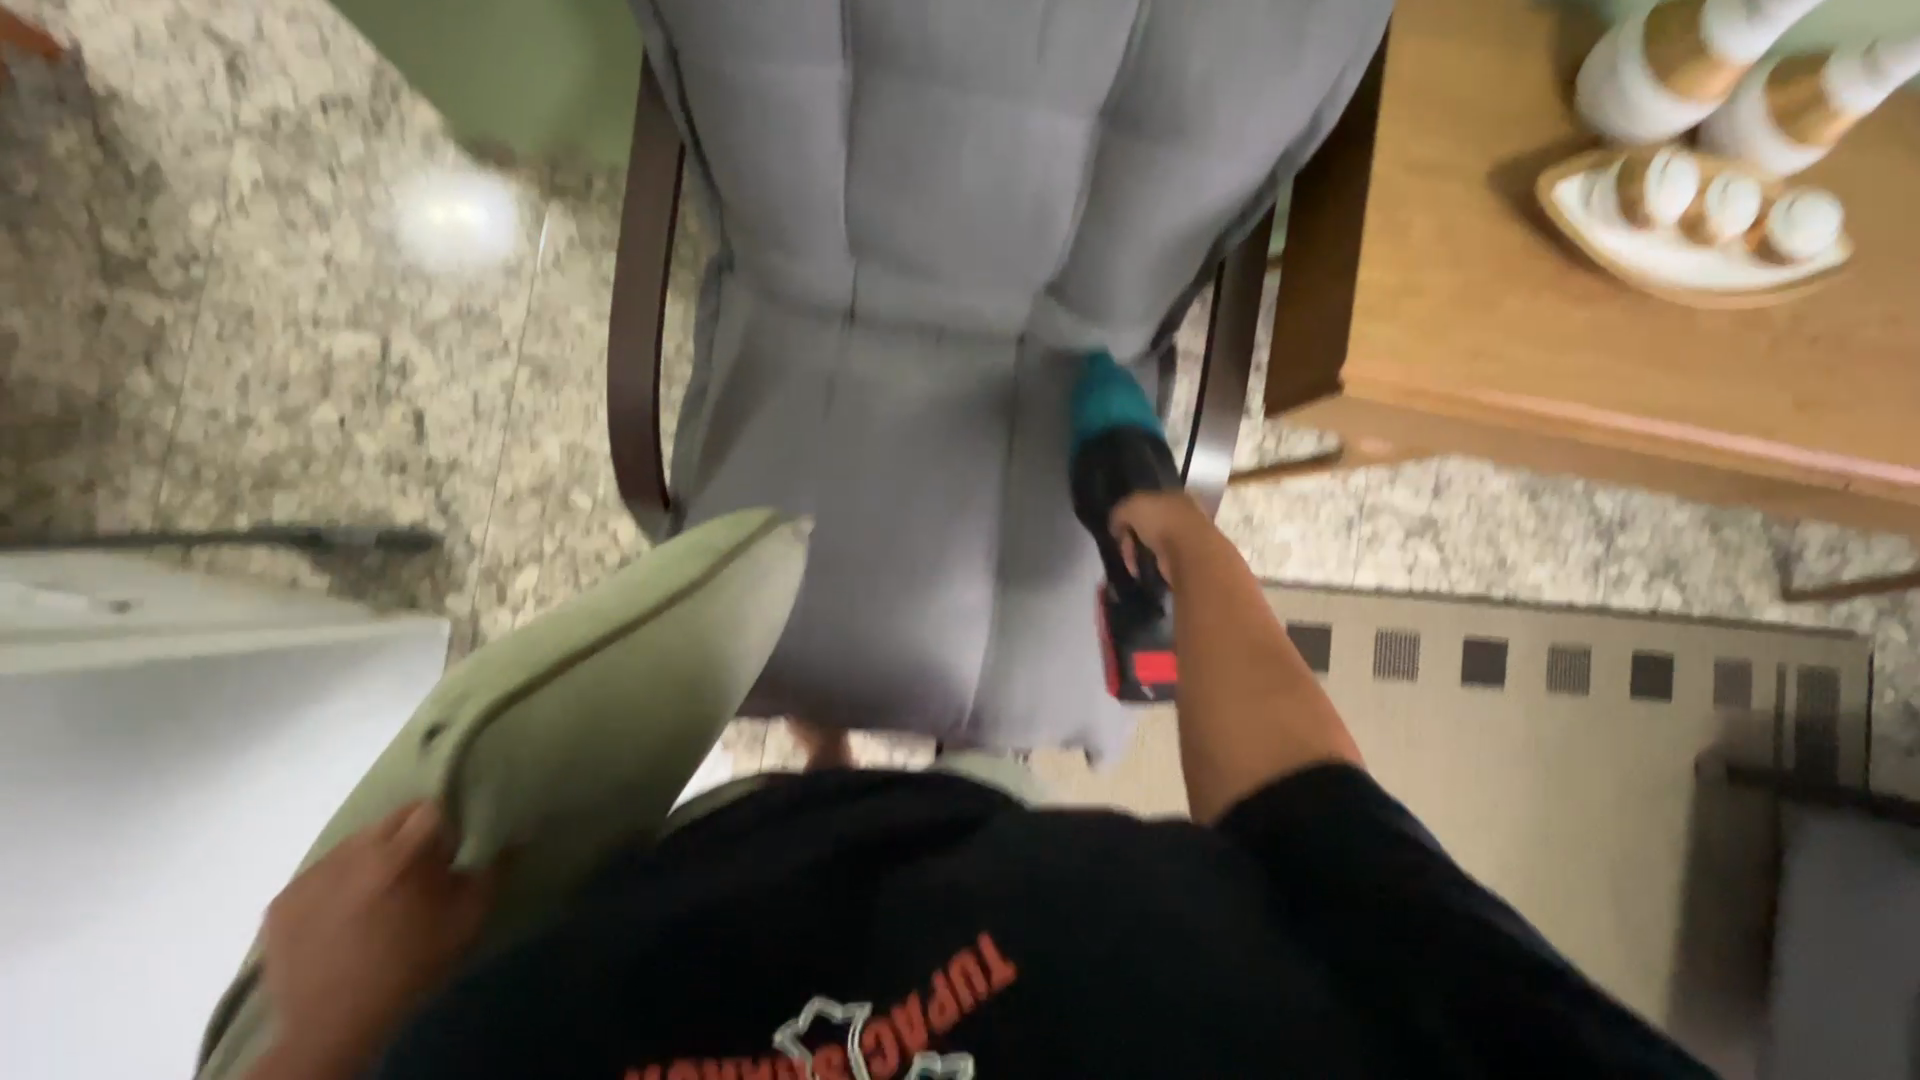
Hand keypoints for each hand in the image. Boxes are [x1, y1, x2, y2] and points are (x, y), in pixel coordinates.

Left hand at [255, 801, 495, 1078]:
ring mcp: (311, 876)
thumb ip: (493, 871)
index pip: (431, 808)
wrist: (332, 1026)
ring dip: (372, 857)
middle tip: (418, 872)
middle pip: (391, 819)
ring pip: (353, 843)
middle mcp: (351, 853)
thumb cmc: (411, 966)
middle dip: (410, 837)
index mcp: (400, 854)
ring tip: (378, 895)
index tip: (448, 855)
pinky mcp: (281, 901)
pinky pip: (320, 873)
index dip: (446, 827)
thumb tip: (515, 837)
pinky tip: (344, 915)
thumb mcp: (467, 920)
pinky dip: (337, 883)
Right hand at [1109, 491, 1220, 591]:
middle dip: (1132, 537)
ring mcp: (1186, 536)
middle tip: (1124, 546)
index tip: (1119, 527)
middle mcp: (1182, 513)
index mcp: (1173, 494)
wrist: (1187, 552)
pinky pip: (1159, 560)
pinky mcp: (1186, 559)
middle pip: (1149, 524)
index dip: (1130, 514)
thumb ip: (1119, 512)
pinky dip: (1149, 564)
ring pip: (1153, 543)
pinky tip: (1142, 568)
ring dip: (1140, 552)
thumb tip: (1115, 526)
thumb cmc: (1161, 521)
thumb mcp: (1130, 507)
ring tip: (1132, 561)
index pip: (1147, 501)